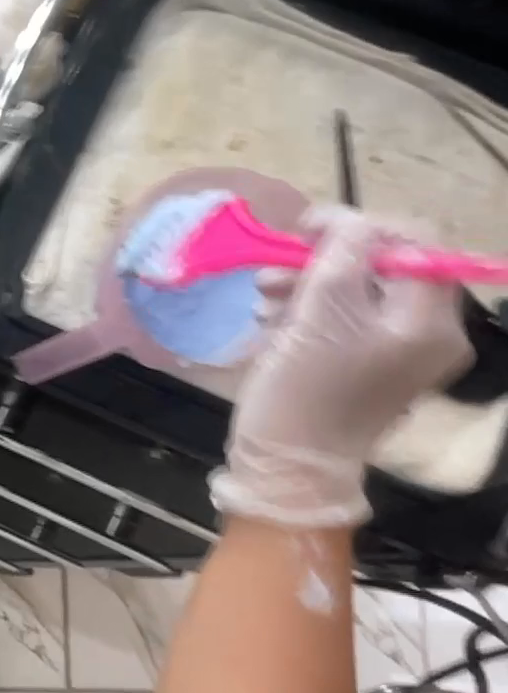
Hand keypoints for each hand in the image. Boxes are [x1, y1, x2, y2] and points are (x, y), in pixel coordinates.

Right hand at [212, 207, 473, 527]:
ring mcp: (401, 359)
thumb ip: (337, 262)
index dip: (360, 228)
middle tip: (268, 276)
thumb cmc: (299, 396)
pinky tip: (276, 327)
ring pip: (359, 302)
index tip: (304, 227)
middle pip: (383, 275)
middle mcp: (430, 336)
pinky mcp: (369, 375)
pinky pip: (348, 329)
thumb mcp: (314, 321)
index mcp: (428, 322)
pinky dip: (311, 320)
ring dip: (308, 293)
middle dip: (323, 267)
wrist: (286, 470)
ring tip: (262, 303)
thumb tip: (347, 222)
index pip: (412, 247)